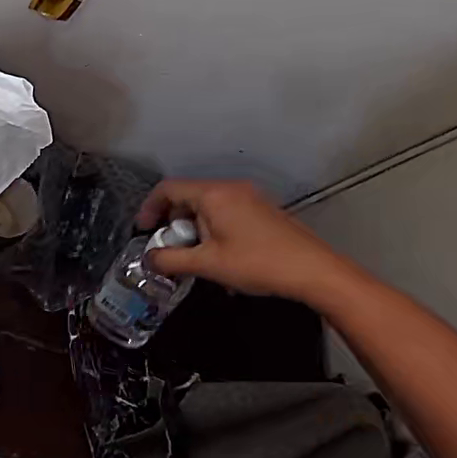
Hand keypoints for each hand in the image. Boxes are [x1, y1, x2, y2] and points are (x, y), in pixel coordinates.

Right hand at [136, 179, 363, 304]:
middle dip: (173, 221)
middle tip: (171, 249)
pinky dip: (213, 227)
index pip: (169, 188)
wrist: (313, 270)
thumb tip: (149, 259)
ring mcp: (249, 196)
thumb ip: (172, 260)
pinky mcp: (261, 209)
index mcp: (213, 194)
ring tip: (197, 257)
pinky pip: (226, 210)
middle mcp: (230, 188)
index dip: (150, 207)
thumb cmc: (258, 264)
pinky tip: (221, 255)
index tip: (143, 230)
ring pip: (207, 205)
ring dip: (194, 227)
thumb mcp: (208, 265)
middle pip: (188, 195)